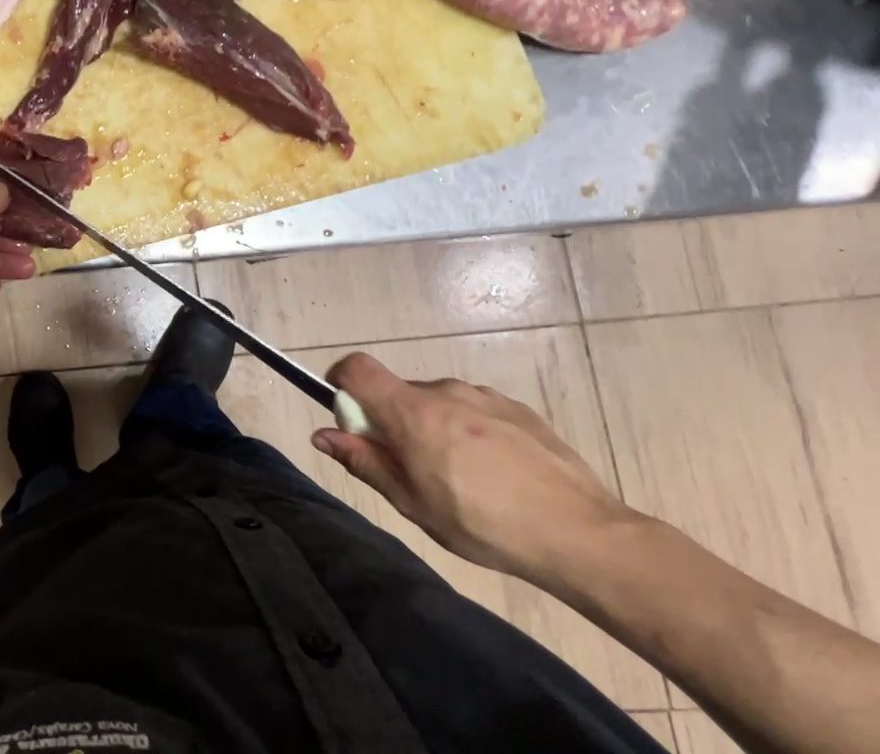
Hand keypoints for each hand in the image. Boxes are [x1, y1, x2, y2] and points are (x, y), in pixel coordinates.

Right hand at [311, 353, 636, 580]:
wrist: (581, 534)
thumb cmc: (481, 523)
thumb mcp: (411, 502)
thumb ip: (364, 461)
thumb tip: (323, 434)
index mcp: (412, 412)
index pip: (357, 368)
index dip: (341, 383)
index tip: (348, 418)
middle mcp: (445, 391)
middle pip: (399, 391)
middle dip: (392, 420)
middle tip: (409, 468)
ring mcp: (487, 397)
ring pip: (439, 402)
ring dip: (432, 427)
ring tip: (458, 475)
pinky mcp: (520, 410)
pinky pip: (475, 410)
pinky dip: (469, 431)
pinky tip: (494, 472)